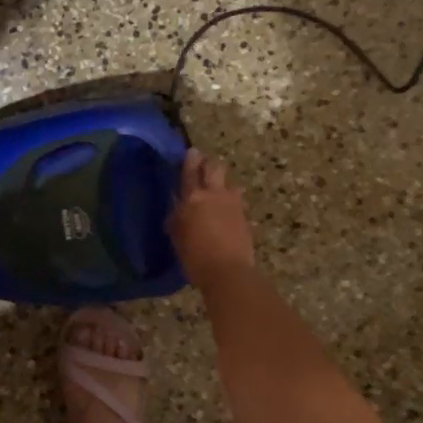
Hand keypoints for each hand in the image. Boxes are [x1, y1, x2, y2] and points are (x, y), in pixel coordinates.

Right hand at [168, 148, 255, 287]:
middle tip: (204, 164)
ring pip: (230, 182)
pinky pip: (237, 199)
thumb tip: (178, 209)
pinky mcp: (244, 216)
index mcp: (193, 198)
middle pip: (215, 168)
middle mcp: (214, 194)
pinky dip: (231, 198)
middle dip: (210, 163)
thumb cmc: (195, 256)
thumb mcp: (177, 236)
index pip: (190, 172)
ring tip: (218, 187)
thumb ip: (177, 218)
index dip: (190, 160)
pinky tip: (227, 207)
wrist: (228, 272)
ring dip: (223, 182)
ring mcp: (233, 204)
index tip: (191, 151)